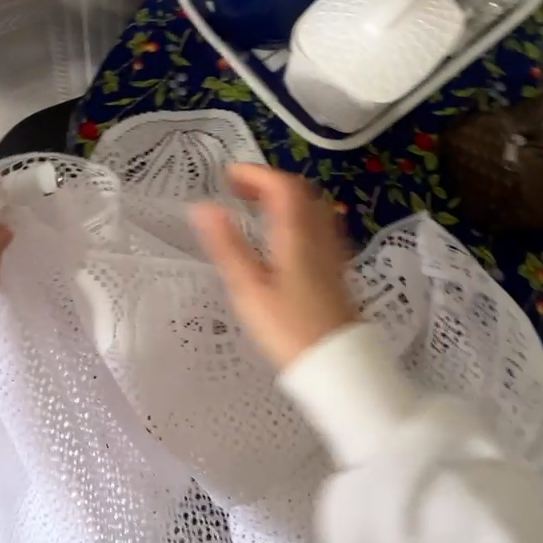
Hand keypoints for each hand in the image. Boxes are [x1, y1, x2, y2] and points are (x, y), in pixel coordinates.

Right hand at [192, 164, 356, 370]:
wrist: (339, 368)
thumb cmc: (289, 329)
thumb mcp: (249, 289)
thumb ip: (227, 246)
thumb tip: (203, 207)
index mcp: (296, 234)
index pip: (281, 185)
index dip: (254, 174)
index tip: (227, 177)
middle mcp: (319, 235)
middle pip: (300, 190)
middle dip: (268, 182)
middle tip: (239, 191)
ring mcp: (333, 252)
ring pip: (313, 207)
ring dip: (285, 198)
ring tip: (258, 210)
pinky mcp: (338, 269)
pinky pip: (320, 226)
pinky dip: (298, 218)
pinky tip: (283, 238)